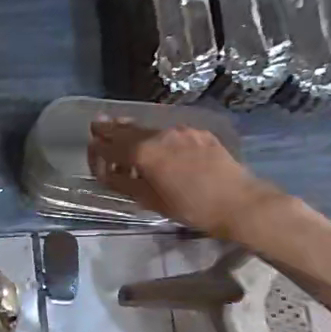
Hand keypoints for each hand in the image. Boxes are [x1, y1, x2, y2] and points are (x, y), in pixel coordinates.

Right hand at [87, 119, 285, 238]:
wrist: (240, 202)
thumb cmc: (192, 208)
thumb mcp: (150, 201)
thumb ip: (124, 183)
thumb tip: (108, 172)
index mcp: (145, 152)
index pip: (112, 146)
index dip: (98, 148)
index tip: (90, 146)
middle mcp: (160, 134)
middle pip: (128, 129)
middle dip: (110, 128)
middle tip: (96, 123)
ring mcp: (181, 131)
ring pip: (149, 128)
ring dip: (133, 129)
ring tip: (120, 125)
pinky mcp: (199, 133)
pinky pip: (170, 132)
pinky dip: (157, 135)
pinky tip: (157, 141)